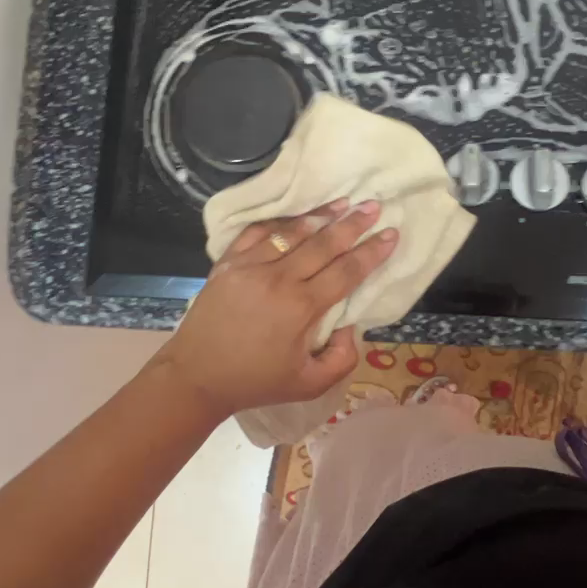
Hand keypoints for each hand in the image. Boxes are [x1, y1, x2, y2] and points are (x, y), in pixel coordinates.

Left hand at [150, 198, 397, 419]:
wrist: (196, 376)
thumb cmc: (256, 382)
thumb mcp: (309, 385)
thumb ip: (343, 359)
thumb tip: (351, 326)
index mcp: (301, 308)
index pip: (346, 272)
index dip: (372, 252)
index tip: (391, 234)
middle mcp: (278, 279)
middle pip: (324, 243)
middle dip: (353, 223)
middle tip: (373, 205)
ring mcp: (249, 266)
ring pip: (292, 232)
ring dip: (320, 215)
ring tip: (342, 202)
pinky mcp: (228, 262)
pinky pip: (257, 232)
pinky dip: (280, 221)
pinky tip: (296, 215)